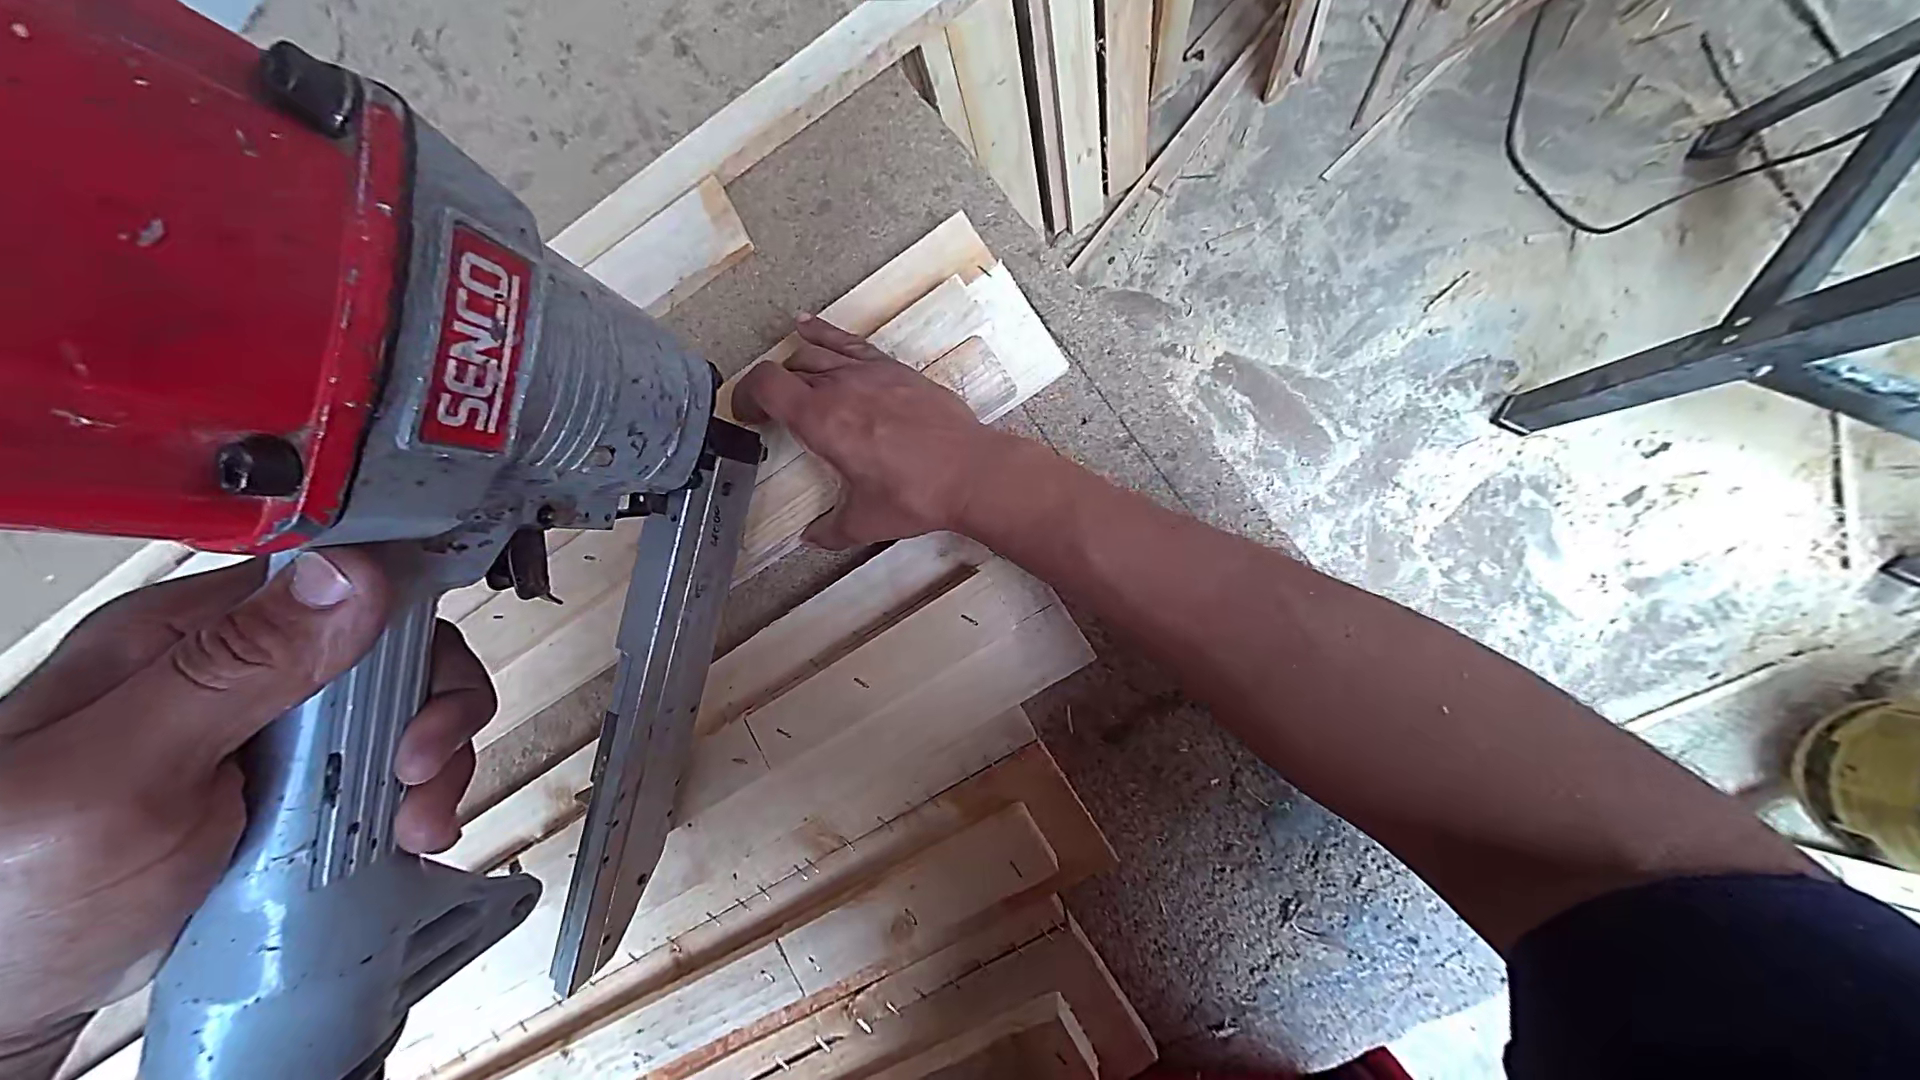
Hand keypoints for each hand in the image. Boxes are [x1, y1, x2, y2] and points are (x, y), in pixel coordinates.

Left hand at [0, 551, 494, 1053]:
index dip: (409, 630)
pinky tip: (403, 828)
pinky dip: (422, 792)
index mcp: (192, 634)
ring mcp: (290, 721)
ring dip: (435, 764)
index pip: (351, 583)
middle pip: (405, 647)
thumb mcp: (110, 780)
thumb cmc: (5, 904)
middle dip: (434, 712)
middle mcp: (252, 664)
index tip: (420, 702)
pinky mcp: (317, 767)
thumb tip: (349, 571)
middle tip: (414, 772)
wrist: (3, 1001)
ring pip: (419, 703)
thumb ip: (230, 669)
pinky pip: (405, 754)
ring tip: (408, 821)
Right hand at [734, 315, 1015, 548]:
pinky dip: (826, 334)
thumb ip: (831, 530)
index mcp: (823, 420)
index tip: (746, 414)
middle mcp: (842, 387)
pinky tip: (809, 327)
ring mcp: (872, 373)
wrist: (971, 473)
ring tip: (785, 371)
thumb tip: (813, 537)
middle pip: (790, 370)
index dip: (745, 396)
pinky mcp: (896, 370)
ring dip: (796, 364)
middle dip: (772, 390)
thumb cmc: (919, 495)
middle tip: (772, 412)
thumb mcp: (866, 522)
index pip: (766, 385)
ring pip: (818, 353)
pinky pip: (852, 343)